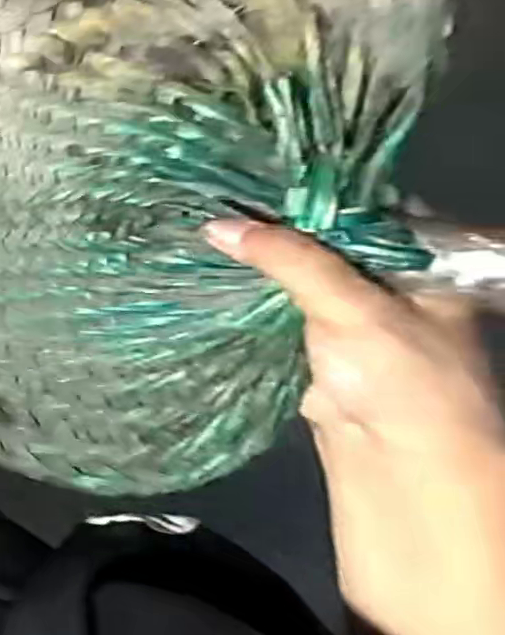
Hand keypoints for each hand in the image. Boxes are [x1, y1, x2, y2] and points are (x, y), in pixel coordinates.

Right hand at [203, 219, 503, 458]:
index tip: (253, 177)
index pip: (369, 211)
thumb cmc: (404, 377)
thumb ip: (290, 261)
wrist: (400, 457)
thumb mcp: (353, 309)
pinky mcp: (317, 333)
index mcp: (429, 266)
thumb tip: (216, 225)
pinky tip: (214, 267)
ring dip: (257, 252)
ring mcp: (355, 309)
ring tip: (204, 226)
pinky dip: (248, 281)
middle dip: (275, 221)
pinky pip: (279, 295)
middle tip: (215, 197)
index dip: (314, 194)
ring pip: (299, 266)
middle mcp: (395, 281)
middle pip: (328, 237)